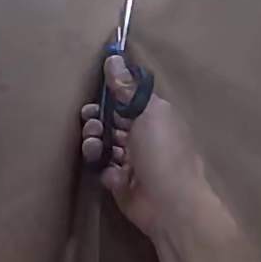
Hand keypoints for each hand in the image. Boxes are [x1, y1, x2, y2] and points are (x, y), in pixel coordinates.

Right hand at [80, 54, 213, 239]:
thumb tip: (114, 57)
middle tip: (90, 121)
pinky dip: (100, 164)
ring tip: (94, 143)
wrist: (170, 204)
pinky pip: (102, 167)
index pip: (127, 100)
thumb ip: (127, 88)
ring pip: (103, 143)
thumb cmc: (163, 152)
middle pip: (111, 121)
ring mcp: (131, 161)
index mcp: (154, 117)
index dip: (110, 96)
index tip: (95, 93)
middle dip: (96, 118)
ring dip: (94, 139)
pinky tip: (104, 165)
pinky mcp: (119, 182)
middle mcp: (143, 136)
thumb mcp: (148, 112)